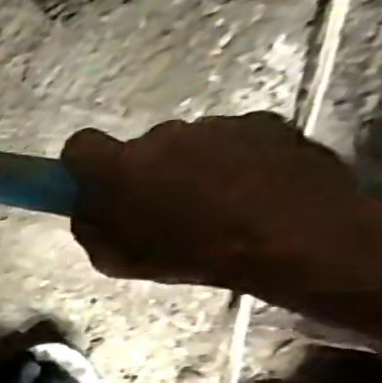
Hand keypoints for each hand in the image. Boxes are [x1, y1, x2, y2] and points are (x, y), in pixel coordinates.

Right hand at [63, 113, 373, 290]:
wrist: (302, 242)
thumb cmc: (195, 255)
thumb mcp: (116, 260)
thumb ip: (92, 227)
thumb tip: (91, 210)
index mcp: (115, 167)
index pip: (79, 145)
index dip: (85, 163)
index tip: (98, 183)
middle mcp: (160, 135)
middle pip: (142, 146)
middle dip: (149, 169)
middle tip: (168, 204)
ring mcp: (216, 126)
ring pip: (191, 143)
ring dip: (194, 164)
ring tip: (221, 200)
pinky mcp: (266, 122)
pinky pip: (238, 138)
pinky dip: (240, 158)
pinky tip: (257, 189)